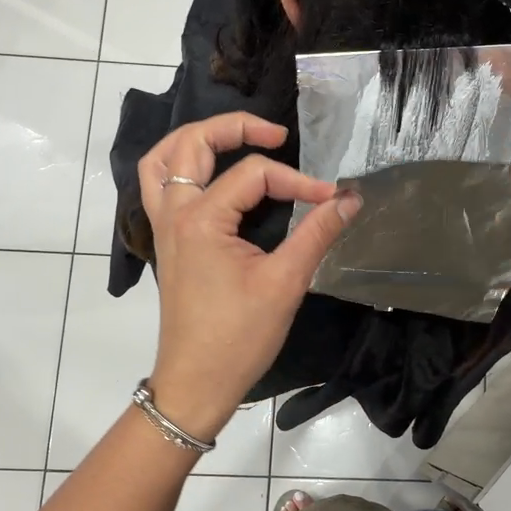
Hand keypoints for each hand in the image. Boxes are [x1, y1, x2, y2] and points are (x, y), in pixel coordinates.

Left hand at [136, 113, 356, 437]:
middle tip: (275, 133)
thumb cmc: (239, 337)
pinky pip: (160, 188)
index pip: (253, 174)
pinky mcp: (167, 244)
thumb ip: (317, 233)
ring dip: (193, 141)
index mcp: (201, 219)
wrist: (197, 382)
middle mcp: (175, 213)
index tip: (331, 201)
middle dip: (234, 128)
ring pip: (163, 162)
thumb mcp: (285, 282)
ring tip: (231, 139)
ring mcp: (165, 228)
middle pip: (191, 144)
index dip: (298, 181)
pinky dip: (180, 170)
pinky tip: (210, 178)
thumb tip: (350, 198)